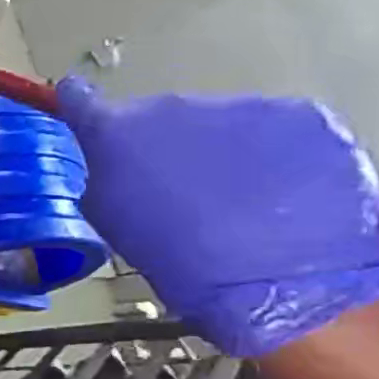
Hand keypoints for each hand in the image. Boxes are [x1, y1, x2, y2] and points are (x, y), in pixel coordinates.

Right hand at [56, 76, 378, 356]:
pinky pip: (277, 128)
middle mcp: (176, 106)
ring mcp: (244, 106)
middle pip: (162, 116)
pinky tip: (277, 193)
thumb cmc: (175, 257)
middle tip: (177, 190)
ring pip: (222, 122)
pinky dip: (274, 153)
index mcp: (119, 133)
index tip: (75, 99)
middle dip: (166, 143)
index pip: (80, 101)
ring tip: (236, 200)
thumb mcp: (111, 220)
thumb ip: (103, 177)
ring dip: (222, 149)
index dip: (76, 102)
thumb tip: (108, 158)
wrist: (274, 278)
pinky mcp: (303, 116)